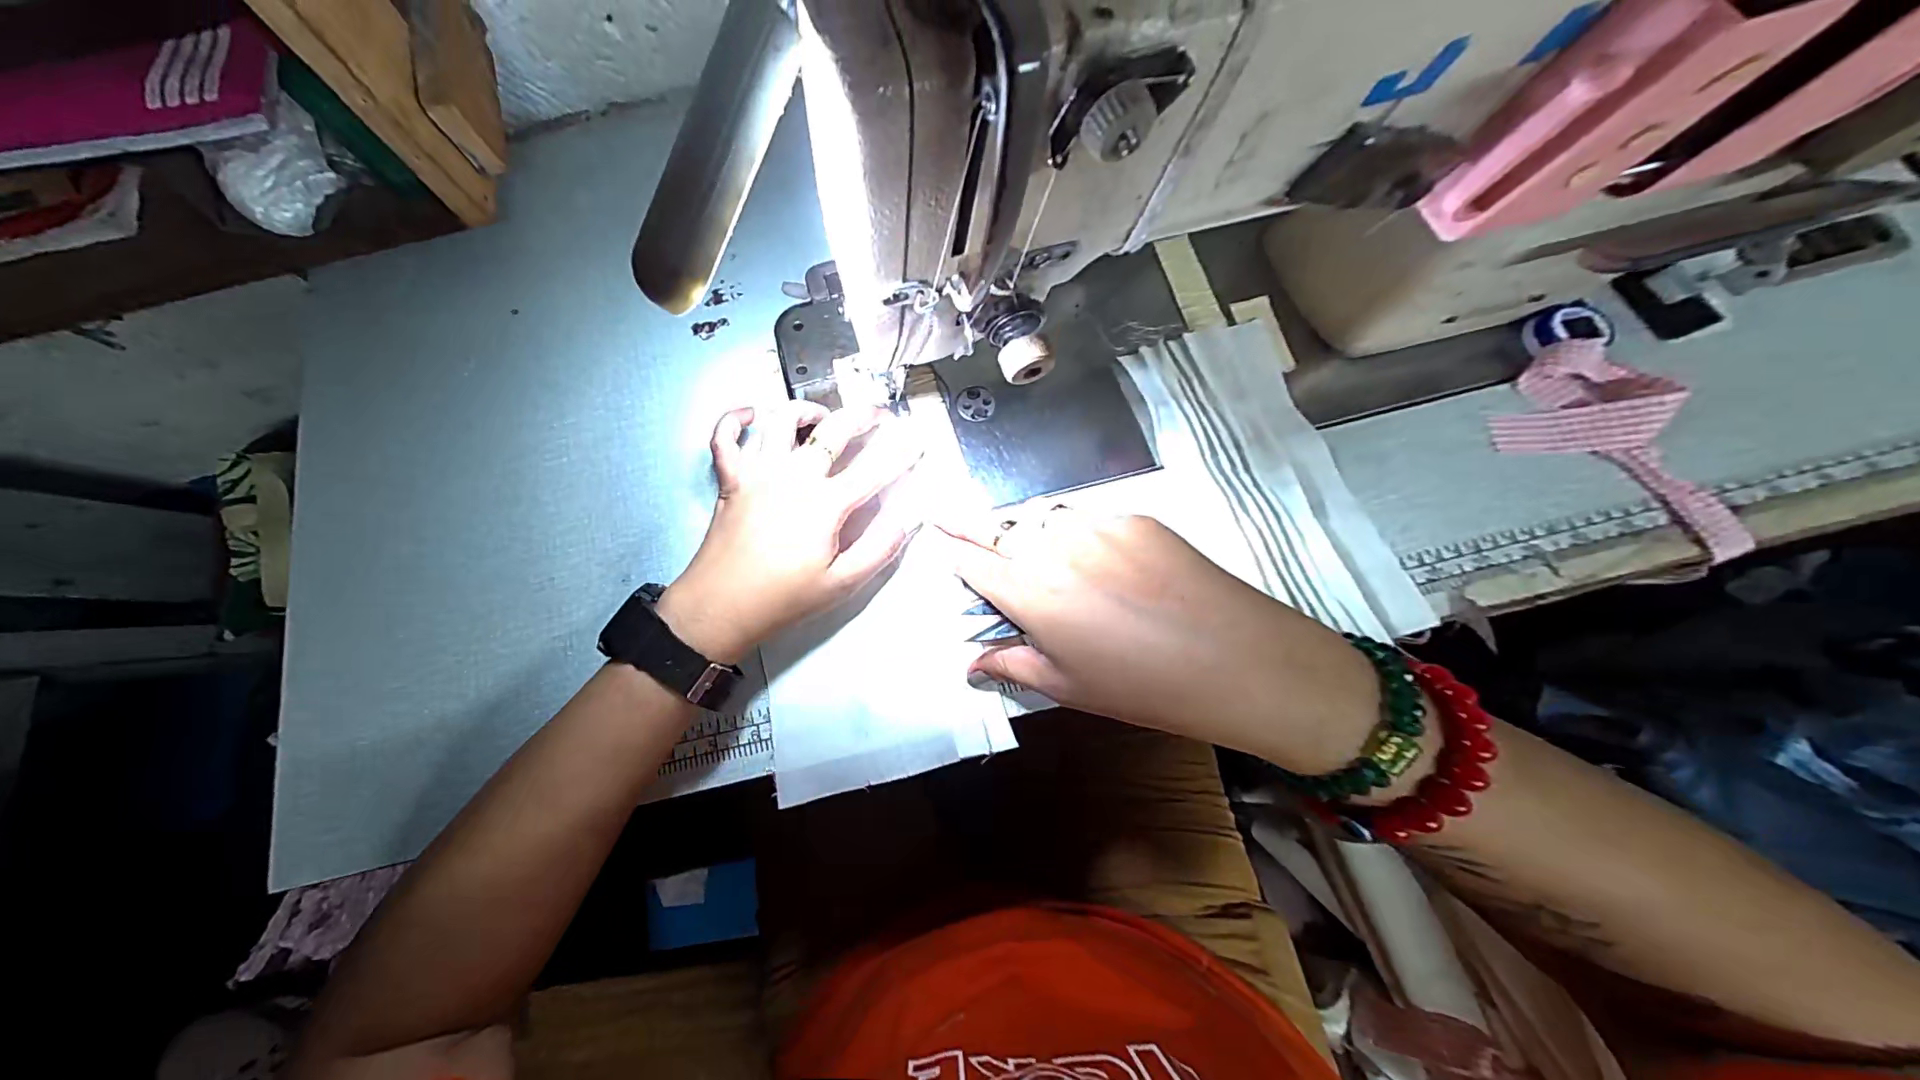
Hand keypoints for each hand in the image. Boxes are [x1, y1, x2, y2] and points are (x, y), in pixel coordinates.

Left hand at [657, 402, 923, 663]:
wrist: (720, 608)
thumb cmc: (781, 599)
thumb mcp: (842, 584)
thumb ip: (879, 548)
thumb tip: (907, 519)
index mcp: (824, 504)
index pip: (874, 467)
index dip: (902, 452)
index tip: (916, 442)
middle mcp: (792, 478)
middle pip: (833, 429)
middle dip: (863, 415)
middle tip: (879, 416)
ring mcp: (758, 474)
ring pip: (780, 420)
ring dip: (806, 410)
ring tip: (822, 415)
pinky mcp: (731, 481)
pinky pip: (725, 438)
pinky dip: (734, 420)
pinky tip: (750, 414)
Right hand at [938, 506, 1382, 774]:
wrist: (1241, 659)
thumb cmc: (1144, 687)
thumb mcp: (1067, 685)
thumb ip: (1011, 663)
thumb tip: (970, 661)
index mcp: (1032, 591)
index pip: (972, 558)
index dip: (950, 545)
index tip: (936, 532)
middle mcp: (1056, 545)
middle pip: (1004, 528)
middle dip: (991, 540)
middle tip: (1000, 562)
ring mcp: (1098, 524)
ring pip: (1046, 519)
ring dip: (1037, 536)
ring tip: (1061, 572)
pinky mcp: (1136, 516)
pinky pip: (1089, 519)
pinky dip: (1081, 536)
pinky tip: (1108, 570)